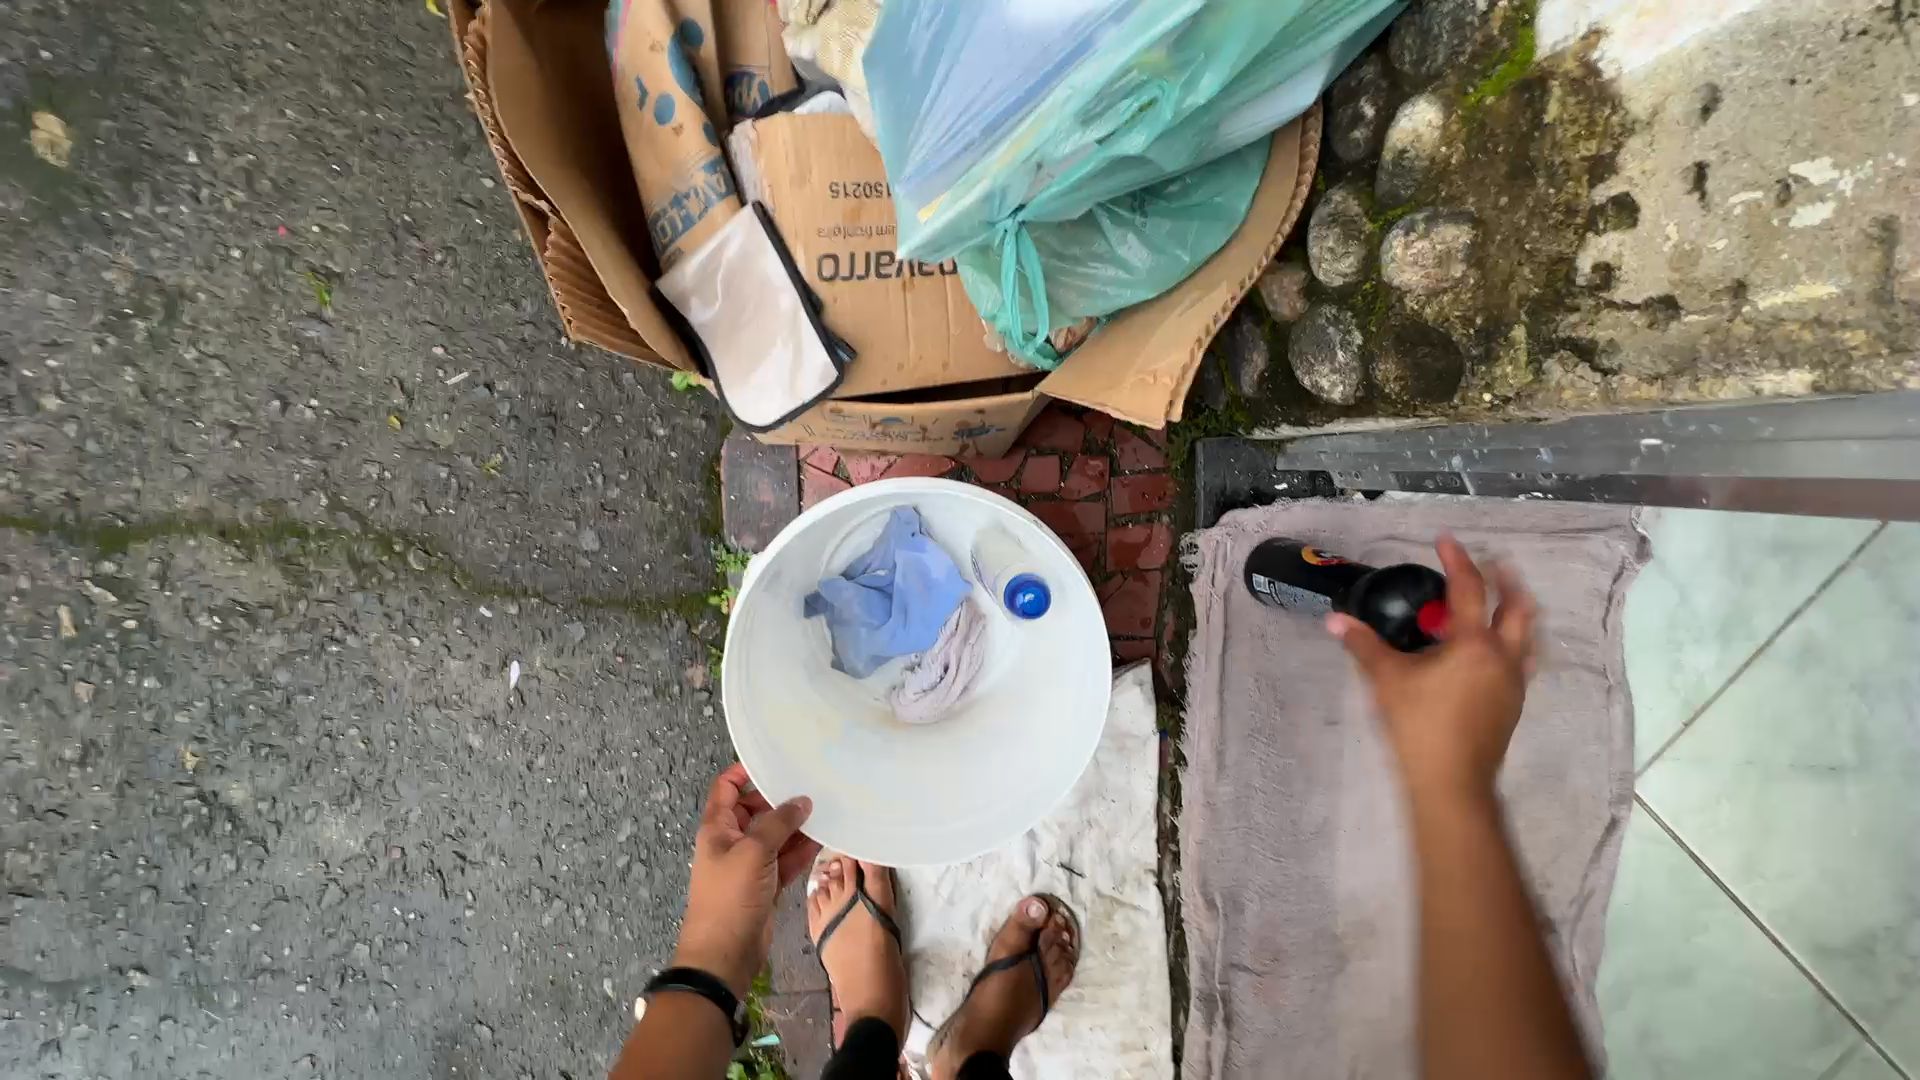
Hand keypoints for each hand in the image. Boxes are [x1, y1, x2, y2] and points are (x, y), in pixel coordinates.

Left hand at [671, 764, 819, 996]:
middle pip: (757, 809)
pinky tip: (824, 836)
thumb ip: (779, 823)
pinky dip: (802, 848)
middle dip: (781, 798)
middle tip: (812, 782)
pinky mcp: (767, 883)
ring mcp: (751, 863)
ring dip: (796, 824)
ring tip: (825, 806)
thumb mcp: (753, 852)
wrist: (724, 956)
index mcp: (718, 828)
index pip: (727, 787)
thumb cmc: (730, 896)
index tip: (774, 759)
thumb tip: (803, 801)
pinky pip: (786, 857)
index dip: (744, 771)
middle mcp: (733, 841)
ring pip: (776, 834)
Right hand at [1328, 535, 1535, 802]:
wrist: (1451, 780)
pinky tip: (1491, 650)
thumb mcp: (1385, 679)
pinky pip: (1521, 659)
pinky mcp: (1512, 703)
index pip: (1469, 590)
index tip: (1445, 540)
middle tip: (1494, 564)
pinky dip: (1512, 641)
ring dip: (1516, 612)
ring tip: (1502, 602)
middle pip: (1518, 609)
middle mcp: (1502, 656)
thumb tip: (1334, 619)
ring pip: (1527, 636)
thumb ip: (1362, 644)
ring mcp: (1513, 682)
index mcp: (1473, 644)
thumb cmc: (1418, 723)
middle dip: (1507, 582)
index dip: (1458, 561)